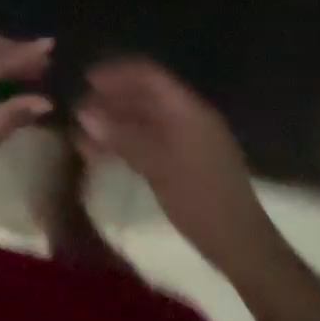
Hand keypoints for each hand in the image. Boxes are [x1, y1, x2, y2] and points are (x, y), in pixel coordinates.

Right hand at [77, 60, 281, 271]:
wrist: (241, 247)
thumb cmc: (200, 198)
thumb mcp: (156, 165)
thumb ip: (120, 135)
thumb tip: (83, 111)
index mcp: (188, 110)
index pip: (148, 75)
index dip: (116, 73)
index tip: (86, 81)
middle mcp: (188, 119)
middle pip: (145, 96)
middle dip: (111, 99)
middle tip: (78, 109)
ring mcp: (187, 141)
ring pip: (144, 121)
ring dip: (114, 123)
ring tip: (82, 133)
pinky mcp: (184, 162)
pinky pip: (149, 141)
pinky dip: (125, 143)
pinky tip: (100, 153)